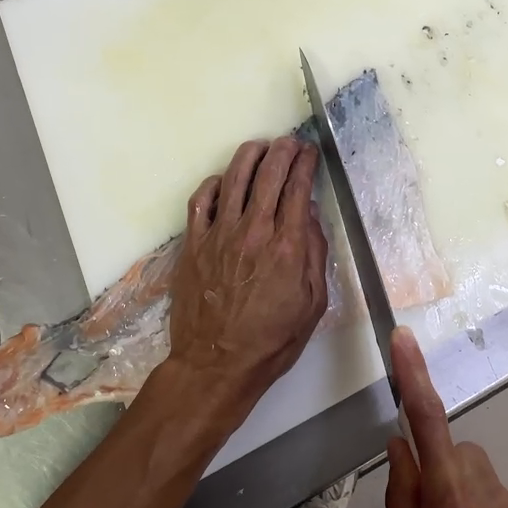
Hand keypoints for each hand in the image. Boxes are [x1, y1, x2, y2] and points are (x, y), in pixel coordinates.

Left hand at [168, 137, 329, 409]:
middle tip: (289, 143)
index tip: (310, 152)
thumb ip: (313, 253)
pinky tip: (224, 180)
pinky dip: (215, 183)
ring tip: (260, 148)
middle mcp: (253, 230)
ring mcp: (219, 234)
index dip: (305, 163)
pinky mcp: (194, 242)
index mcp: (286, 246)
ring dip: (250, 155)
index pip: (298, 187)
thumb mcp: (312, 303)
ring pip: (234, 176)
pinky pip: (201, 199)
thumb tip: (308, 213)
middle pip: (269, 172)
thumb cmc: (271, 341)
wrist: (216, 364)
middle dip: (283, 150)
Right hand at [386, 326, 507, 507]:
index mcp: (447, 489)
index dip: (413, 373)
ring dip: (465, 495)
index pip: (426, 416)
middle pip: (457, 452)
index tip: (403, 336)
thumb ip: (401, 493)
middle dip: (442, 471)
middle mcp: (483, 484)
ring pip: (478, 476)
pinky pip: (499, 498)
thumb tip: (399, 447)